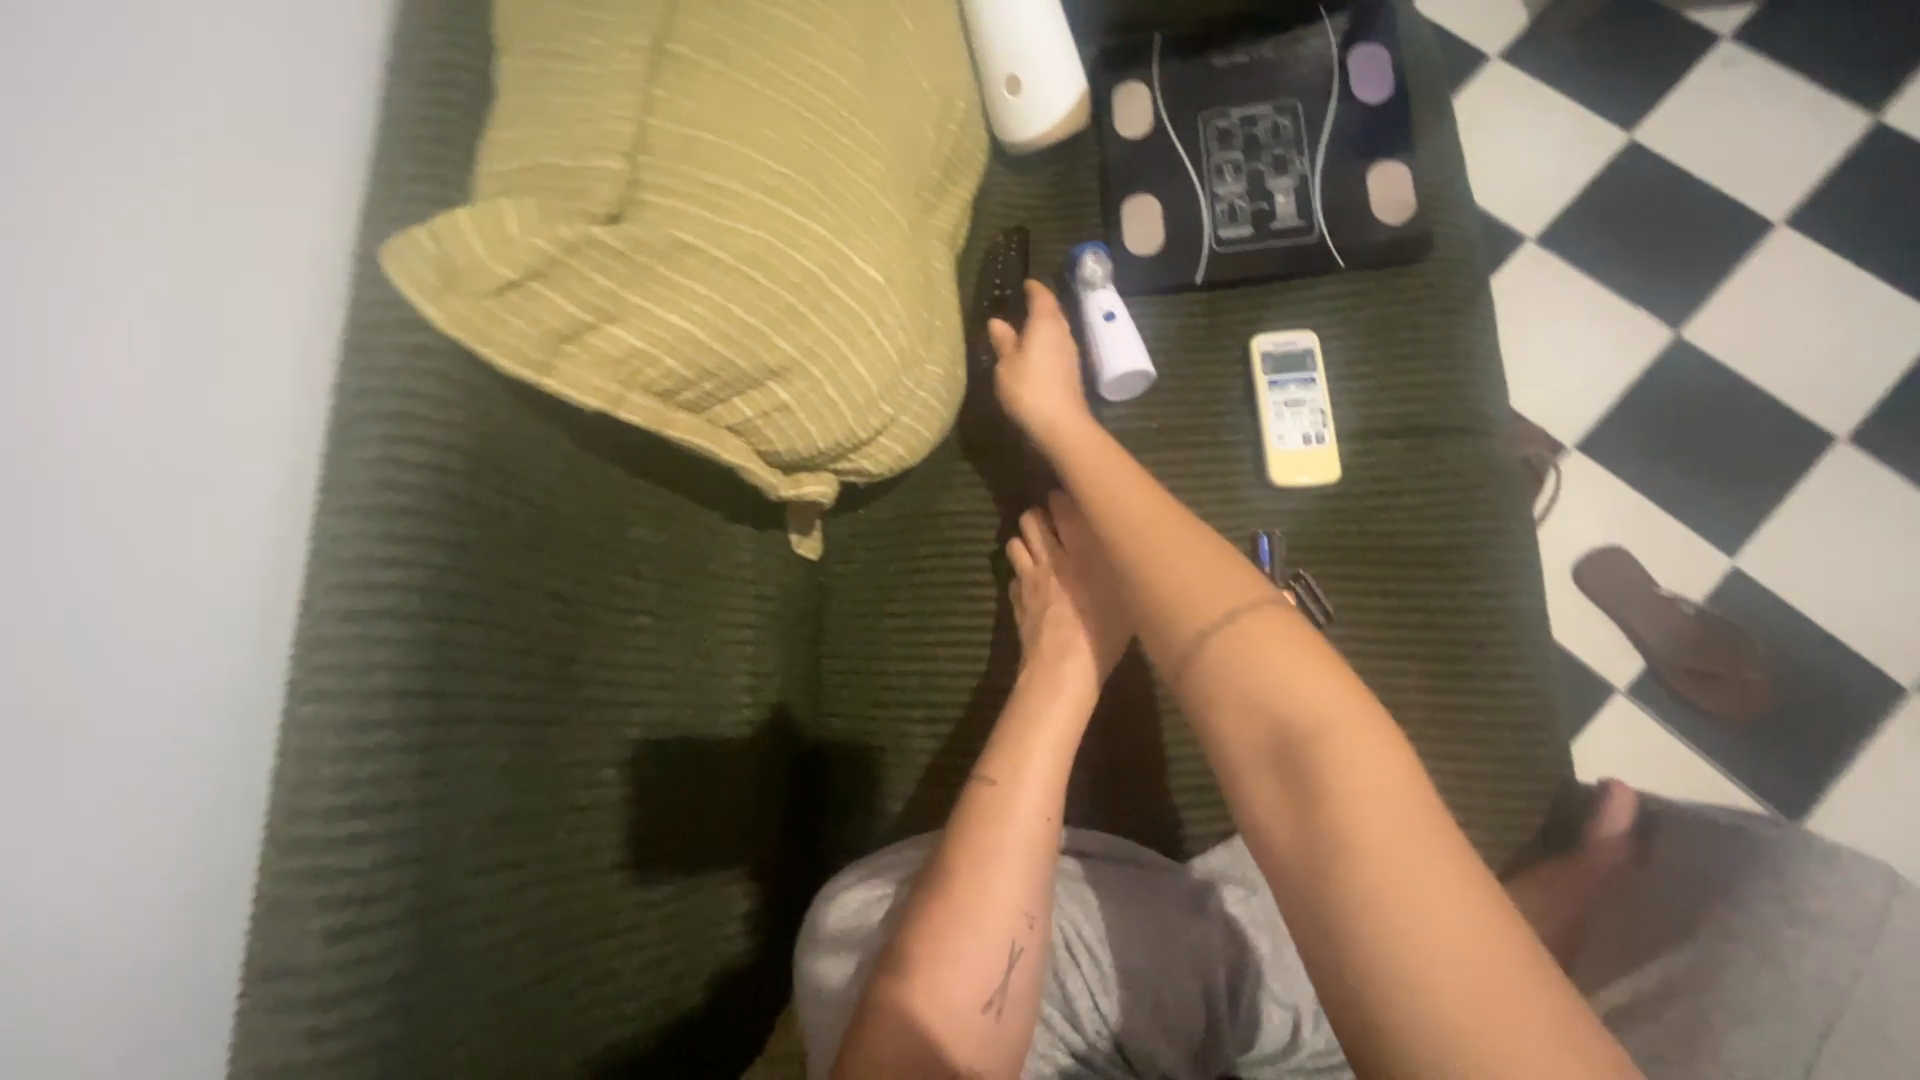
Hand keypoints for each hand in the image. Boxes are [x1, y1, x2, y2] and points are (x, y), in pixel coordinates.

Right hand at [988, 281, 1093, 447]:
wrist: (1062, 424)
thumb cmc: (1028, 389)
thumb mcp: (1006, 365)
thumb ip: (1003, 341)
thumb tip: (997, 321)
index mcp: (1045, 323)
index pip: (1042, 296)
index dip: (1033, 288)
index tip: (1025, 283)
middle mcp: (1062, 332)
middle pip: (1053, 312)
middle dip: (1041, 305)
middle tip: (1024, 304)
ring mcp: (1070, 352)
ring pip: (1057, 330)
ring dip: (1044, 326)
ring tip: (1026, 328)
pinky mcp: (1072, 370)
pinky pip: (1058, 347)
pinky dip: (1047, 343)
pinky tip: (1036, 352)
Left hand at [1006, 491, 1131, 695]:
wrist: (1062, 669)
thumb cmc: (1105, 634)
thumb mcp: (1129, 599)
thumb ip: (1122, 570)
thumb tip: (1124, 554)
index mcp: (1082, 552)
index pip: (1063, 508)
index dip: (1062, 499)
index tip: (1068, 498)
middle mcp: (1051, 558)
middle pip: (1031, 519)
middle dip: (1038, 516)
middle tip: (1051, 525)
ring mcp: (1028, 579)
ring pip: (1014, 542)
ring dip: (1024, 542)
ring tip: (1037, 551)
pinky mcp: (1015, 600)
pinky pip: (1013, 577)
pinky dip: (1020, 577)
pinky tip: (1032, 588)